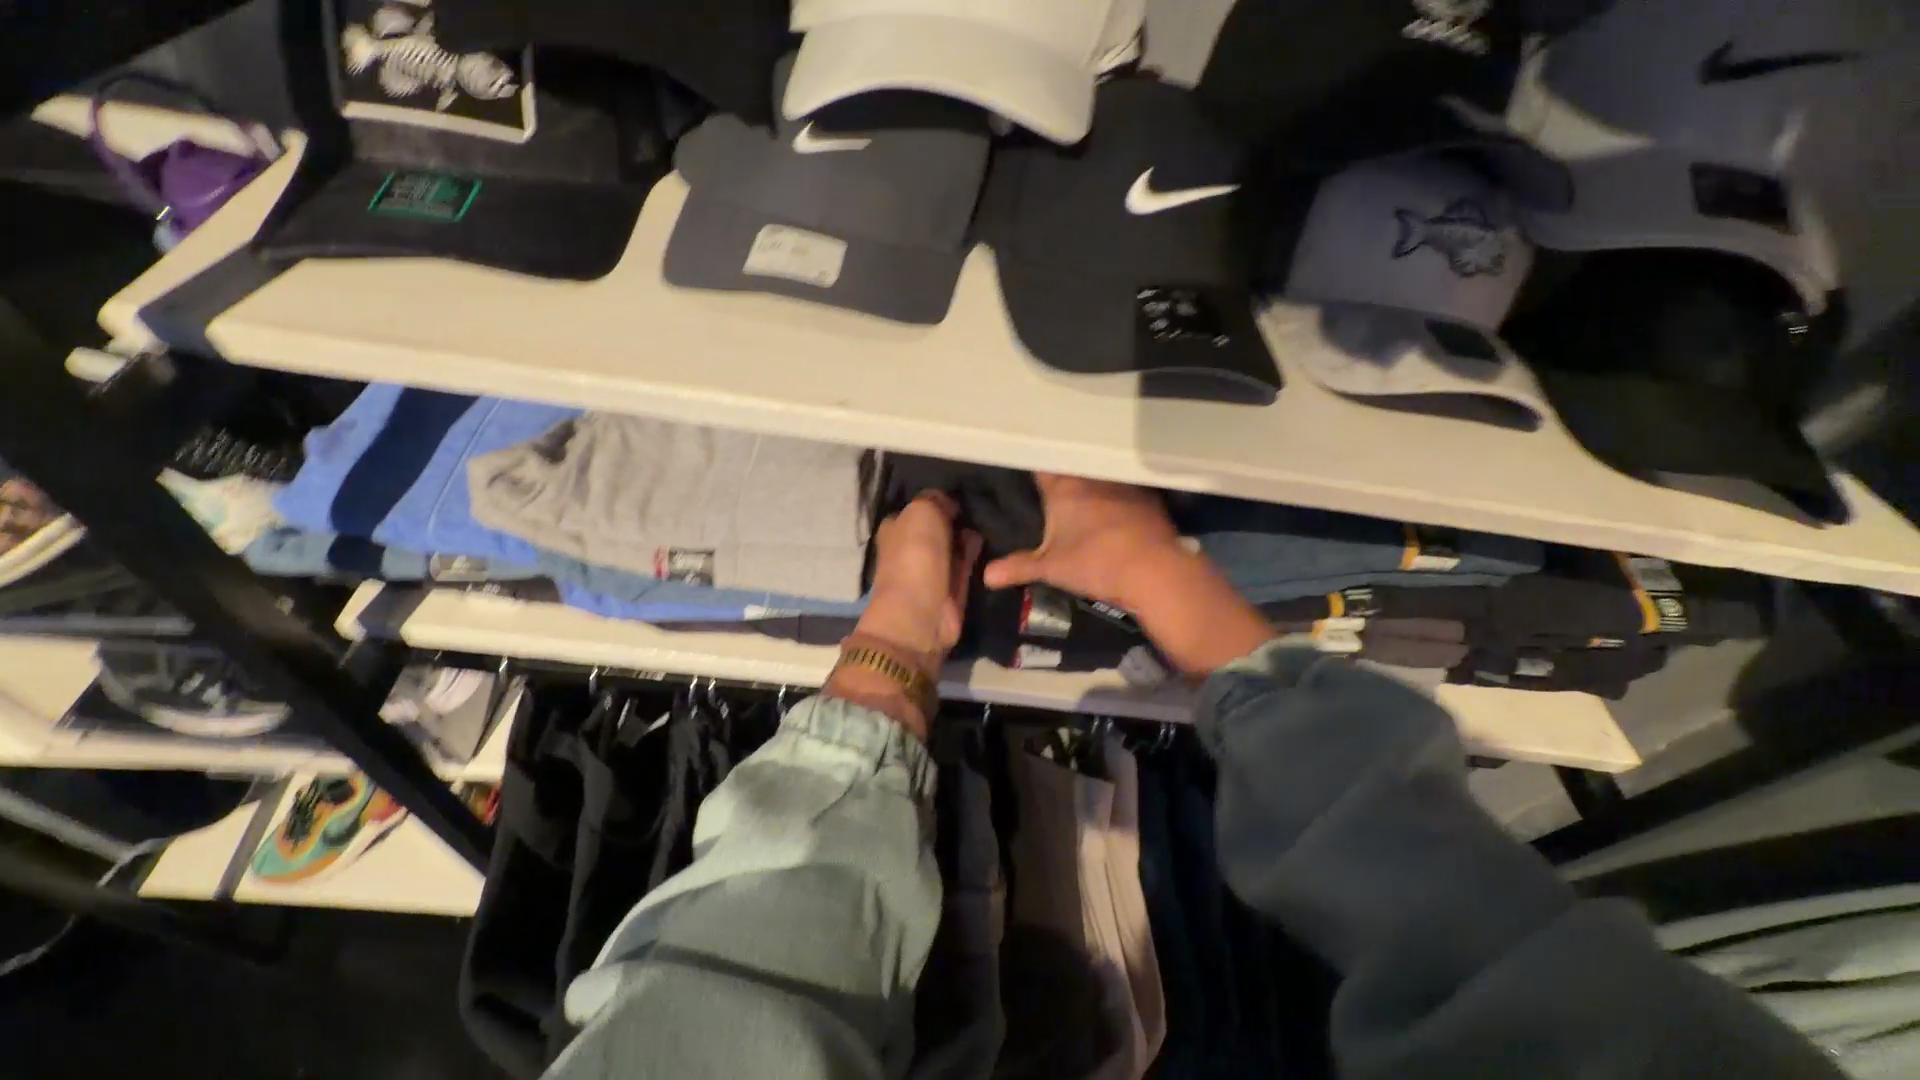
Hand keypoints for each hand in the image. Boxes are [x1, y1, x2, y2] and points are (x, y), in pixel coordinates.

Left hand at [856, 492, 982, 666]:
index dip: (938, 500)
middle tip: (984, 503)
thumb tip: (949, 504)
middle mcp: (913, 547)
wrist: (922, 613)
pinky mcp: (953, 587)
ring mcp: (934, 568)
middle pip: (939, 526)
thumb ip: (935, 499)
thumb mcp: (922, 511)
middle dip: (957, 517)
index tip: (962, 492)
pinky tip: (993, 538)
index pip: (918, 508)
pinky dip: (978, 553)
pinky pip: (969, 562)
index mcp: (896, 528)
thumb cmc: (915, 555)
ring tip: (993, 518)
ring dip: (970, 534)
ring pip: (955, 543)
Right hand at [981, 474, 1184, 611]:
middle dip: (1061, 472)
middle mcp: (1091, 477)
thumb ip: (1018, 567)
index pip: (1041, 464)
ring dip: (1090, 480)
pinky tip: (1113, 505)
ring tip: (1080, 490)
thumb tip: (987, 575)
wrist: (1154, 570)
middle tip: (1050, 481)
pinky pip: (1124, 486)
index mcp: (1063, 487)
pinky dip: (1116, 493)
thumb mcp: (1051, 569)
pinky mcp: (1147, 495)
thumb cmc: (1096, 564)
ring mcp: (1122, 483)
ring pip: (1098, 474)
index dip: (1033, 465)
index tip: (1026, 466)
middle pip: (1070, 465)